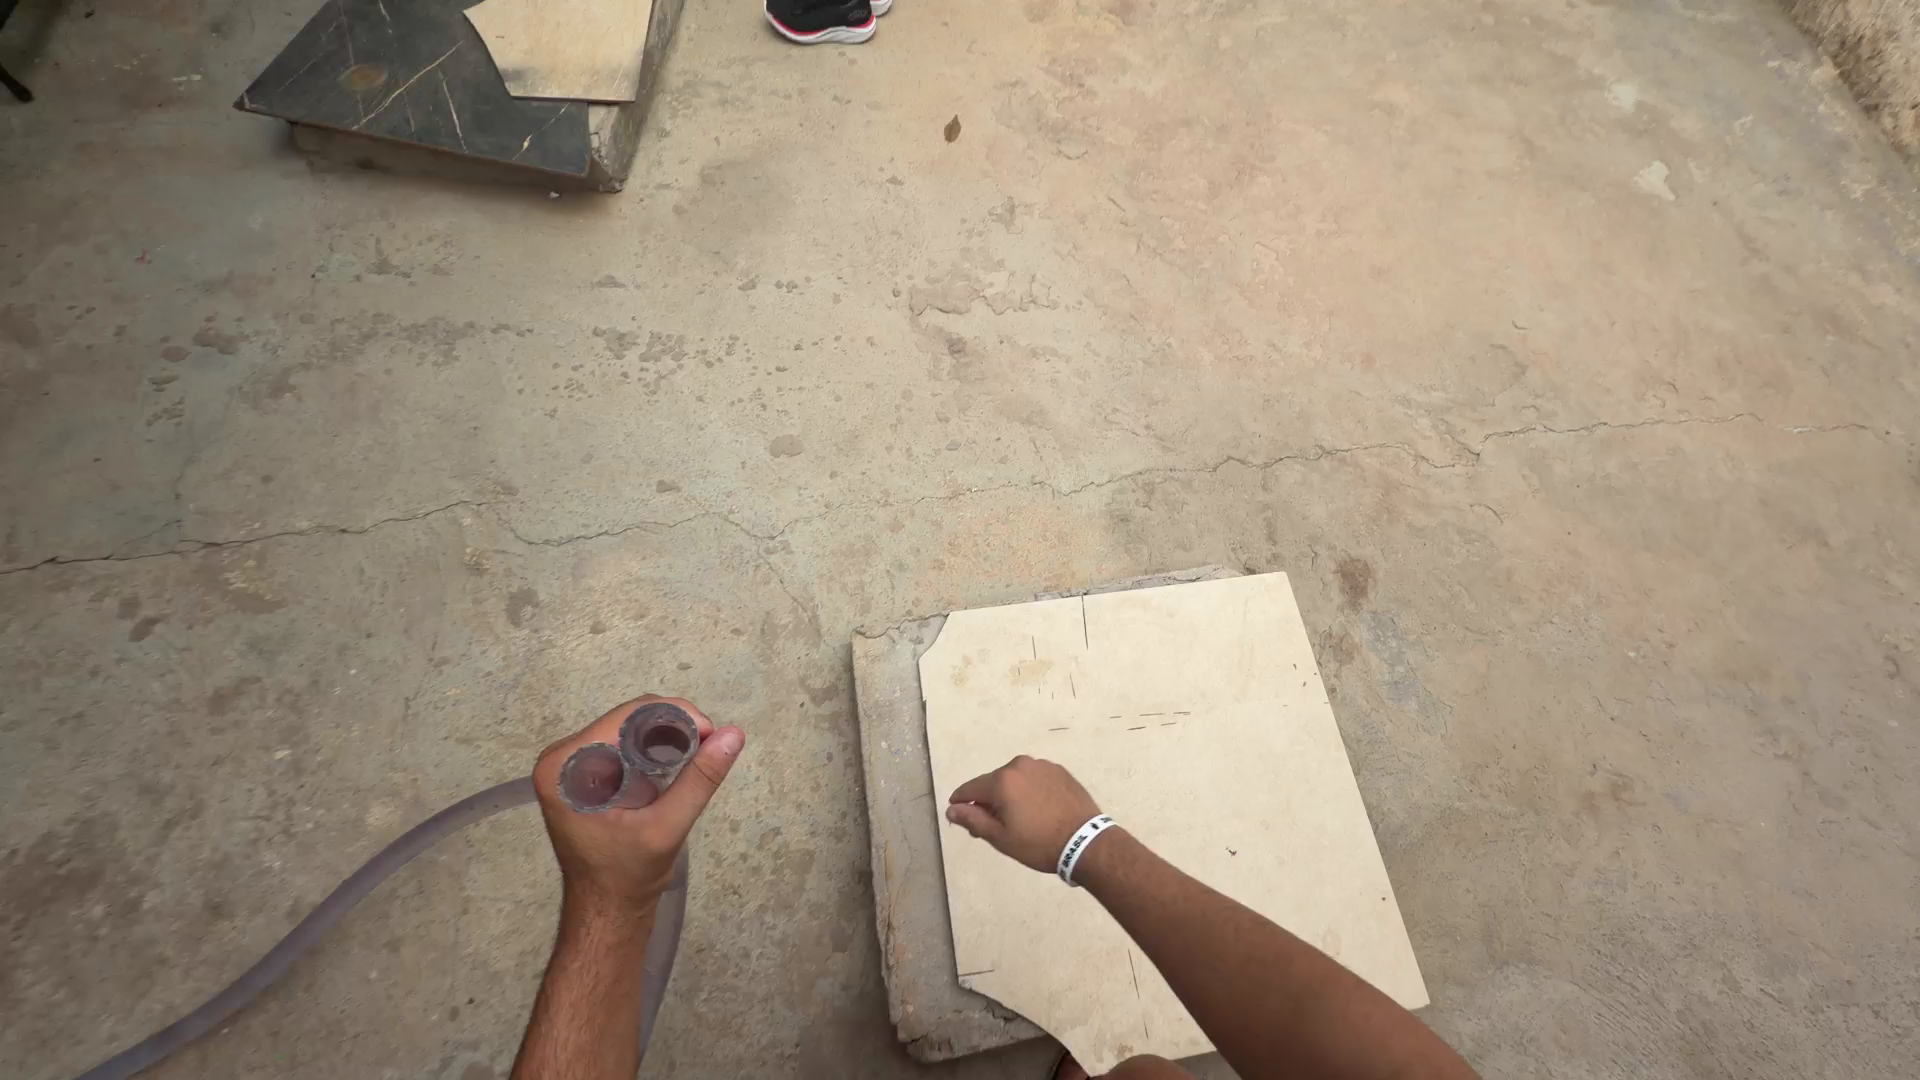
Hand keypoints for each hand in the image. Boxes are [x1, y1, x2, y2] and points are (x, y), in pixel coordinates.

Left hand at [531, 694, 745, 911]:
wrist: (607, 911)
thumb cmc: (628, 875)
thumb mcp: (668, 827)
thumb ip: (699, 779)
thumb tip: (734, 734)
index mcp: (567, 764)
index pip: (629, 715)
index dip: (676, 716)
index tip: (711, 735)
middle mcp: (564, 755)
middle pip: (632, 717)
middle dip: (676, 726)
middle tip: (709, 748)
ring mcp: (575, 762)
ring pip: (635, 726)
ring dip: (672, 735)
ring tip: (699, 757)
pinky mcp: (589, 770)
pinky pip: (631, 741)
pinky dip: (661, 747)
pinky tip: (682, 764)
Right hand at [945, 755, 1100, 872]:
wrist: (1086, 841)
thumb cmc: (1039, 843)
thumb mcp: (1001, 838)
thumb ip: (973, 820)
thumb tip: (951, 808)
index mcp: (1002, 780)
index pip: (971, 788)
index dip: (961, 802)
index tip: (959, 815)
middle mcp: (1019, 765)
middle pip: (994, 783)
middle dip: (989, 801)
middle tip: (994, 827)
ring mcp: (1042, 765)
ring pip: (1015, 780)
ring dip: (1010, 795)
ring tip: (1020, 820)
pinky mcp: (1059, 771)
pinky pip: (1035, 779)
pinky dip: (1030, 791)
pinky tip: (1039, 810)